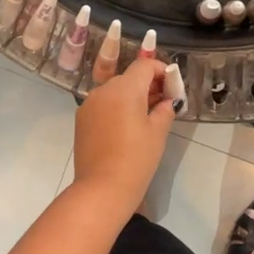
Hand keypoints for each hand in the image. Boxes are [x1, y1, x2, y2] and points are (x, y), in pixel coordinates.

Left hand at [71, 58, 175, 211]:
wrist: (102, 187)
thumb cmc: (136, 158)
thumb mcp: (158, 132)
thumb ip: (165, 109)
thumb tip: (168, 101)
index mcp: (124, 89)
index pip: (144, 66)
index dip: (161, 71)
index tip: (172, 87)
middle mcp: (103, 90)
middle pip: (128, 78)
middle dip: (147, 85)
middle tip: (163, 103)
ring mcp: (89, 105)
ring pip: (114, 92)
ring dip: (131, 97)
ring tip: (146, 117)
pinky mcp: (81, 120)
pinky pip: (103, 106)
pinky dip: (116, 108)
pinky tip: (125, 128)